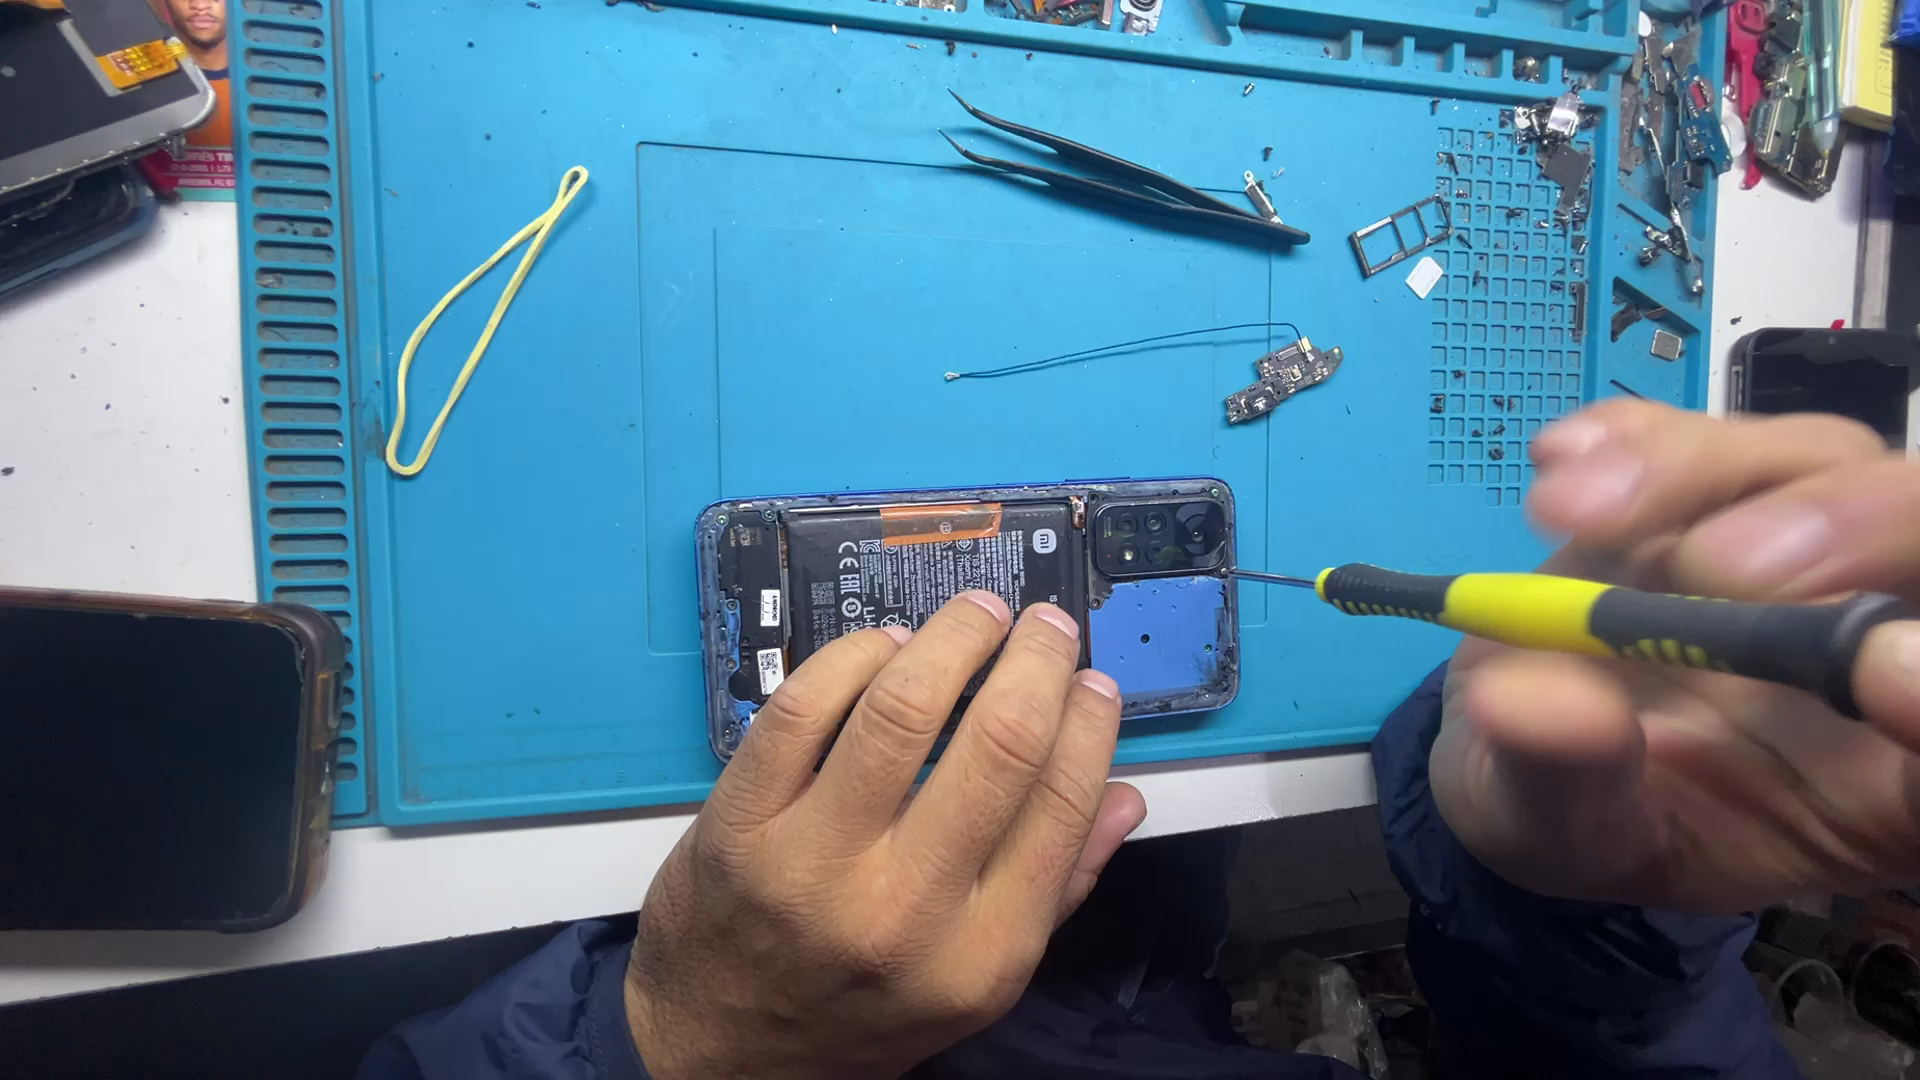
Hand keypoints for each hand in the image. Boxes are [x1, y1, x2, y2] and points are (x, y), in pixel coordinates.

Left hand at [624, 592, 1146, 1079]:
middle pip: (996, 745)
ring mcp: (812, 859)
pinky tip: (887, 645)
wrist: (722, 1043)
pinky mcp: (742, 820)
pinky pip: (805, 707)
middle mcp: (903, 907)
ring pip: (900, 710)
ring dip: (953, 638)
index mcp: (981, 952)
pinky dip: (855, 656)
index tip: (1090, 679)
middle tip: (1044, 624)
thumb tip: (1123, 795)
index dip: (1087, 722)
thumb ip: (1060, 888)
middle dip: (1036, 661)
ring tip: (979, 614)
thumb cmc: (863, 1007)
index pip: (1059, 804)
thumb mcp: (977, 979)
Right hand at [1430, 401, 1919, 911]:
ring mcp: (1766, 560)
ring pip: (1812, 461)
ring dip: (1687, 469)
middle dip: (1856, 522)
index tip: (1873, 677)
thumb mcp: (1548, 831)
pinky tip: (1559, 455)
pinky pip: (1688, 433)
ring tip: (1563, 511)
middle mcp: (1860, 646)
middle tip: (1709, 565)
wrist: (1501, 753)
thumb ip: (1559, 780)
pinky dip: (1627, 432)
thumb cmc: (1553, 818)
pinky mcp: (1677, 506)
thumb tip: (1528, 701)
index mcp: (1891, 769)